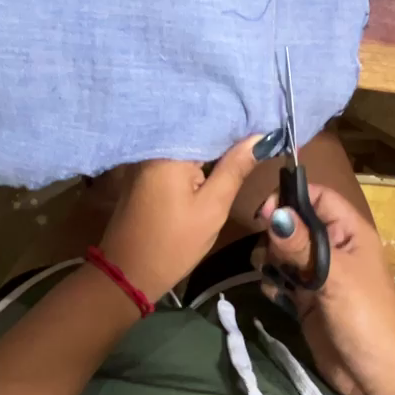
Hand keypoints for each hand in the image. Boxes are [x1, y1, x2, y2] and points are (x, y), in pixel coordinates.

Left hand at [96, 136, 261, 300]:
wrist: (127, 274)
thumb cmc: (173, 243)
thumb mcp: (212, 208)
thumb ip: (236, 169)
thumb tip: (261, 137)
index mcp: (171, 149)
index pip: (213, 120)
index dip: (241, 121)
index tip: (268, 121)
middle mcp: (155, 143)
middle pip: (199, 127)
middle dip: (229, 129)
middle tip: (263, 131)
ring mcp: (146, 156)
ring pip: (189, 139)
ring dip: (214, 141)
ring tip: (247, 138)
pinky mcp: (145, 169)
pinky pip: (177, 151)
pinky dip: (198, 153)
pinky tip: (218, 156)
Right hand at [254, 184, 394, 394]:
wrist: (372, 376)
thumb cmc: (364, 318)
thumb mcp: (334, 277)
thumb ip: (302, 245)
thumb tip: (274, 213)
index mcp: (350, 232)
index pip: (318, 196)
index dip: (291, 198)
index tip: (265, 214)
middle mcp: (334, 248)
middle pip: (296, 222)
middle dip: (277, 233)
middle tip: (273, 255)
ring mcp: (319, 274)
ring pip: (284, 251)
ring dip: (271, 259)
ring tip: (272, 275)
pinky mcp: (306, 299)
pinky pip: (281, 279)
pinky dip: (273, 283)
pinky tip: (275, 295)